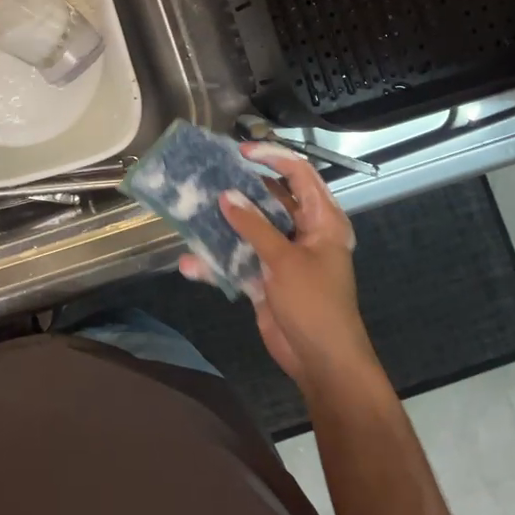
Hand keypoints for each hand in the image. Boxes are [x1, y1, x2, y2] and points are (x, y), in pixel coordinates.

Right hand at [179, 142, 375, 386]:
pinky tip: (191, 263)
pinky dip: (217, 261)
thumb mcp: (285, 261)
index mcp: (322, 221)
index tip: (240, 152)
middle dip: (239, 189)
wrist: (321, 362)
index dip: (273, 158)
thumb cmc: (315, 305)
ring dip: (222, 224)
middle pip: (269, 199)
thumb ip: (253, 227)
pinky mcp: (265, 278)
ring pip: (249, 229)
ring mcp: (282, 256)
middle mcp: (303, 232)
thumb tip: (225, 196)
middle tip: (207, 175)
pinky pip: (238, 260)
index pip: (300, 175)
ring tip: (192, 210)